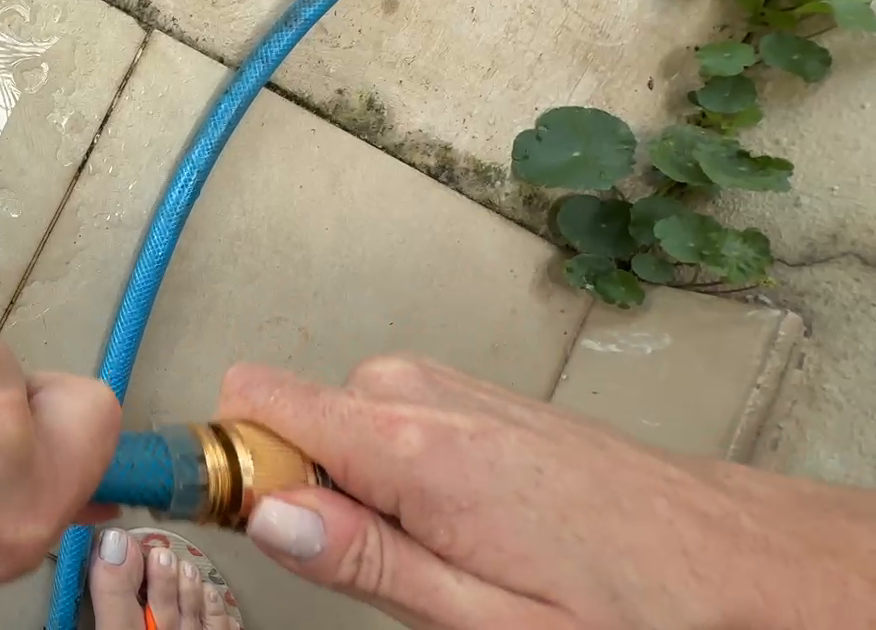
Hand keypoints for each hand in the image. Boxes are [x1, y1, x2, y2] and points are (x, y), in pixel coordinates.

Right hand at [220, 356, 875, 629]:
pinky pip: (361, 411)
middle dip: (299, 484)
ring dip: (344, 479)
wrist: (749, 560)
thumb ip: (364, 563)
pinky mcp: (443, 385)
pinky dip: (375, 460)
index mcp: (404, 442)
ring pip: (320, 418)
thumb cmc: (639, 606)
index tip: (260, 517)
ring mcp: (426, 379)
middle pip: (278, 413)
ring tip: (432, 540)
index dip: (234, 459)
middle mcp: (404, 388)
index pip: (248, 399)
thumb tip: (267, 516)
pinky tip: (450, 510)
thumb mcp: (493, 625)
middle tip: (378, 556)